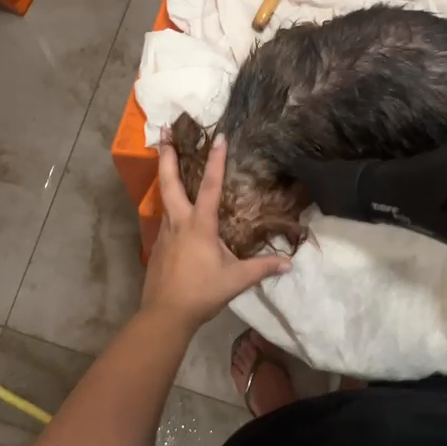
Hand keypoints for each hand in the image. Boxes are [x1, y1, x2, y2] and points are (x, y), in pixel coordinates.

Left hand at [145, 135, 290, 330]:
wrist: (164, 314)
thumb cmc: (201, 293)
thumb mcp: (236, 280)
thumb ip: (262, 268)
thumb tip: (289, 263)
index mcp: (199, 225)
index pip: (210, 186)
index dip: (216, 161)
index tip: (219, 137)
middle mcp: (178, 222)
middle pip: (169, 181)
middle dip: (167, 155)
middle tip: (164, 131)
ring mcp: (164, 232)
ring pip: (164, 196)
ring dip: (165, 175)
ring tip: (167, 158)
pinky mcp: (157, 245)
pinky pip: (163, 216)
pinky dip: (168, 202)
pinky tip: (174, 207)